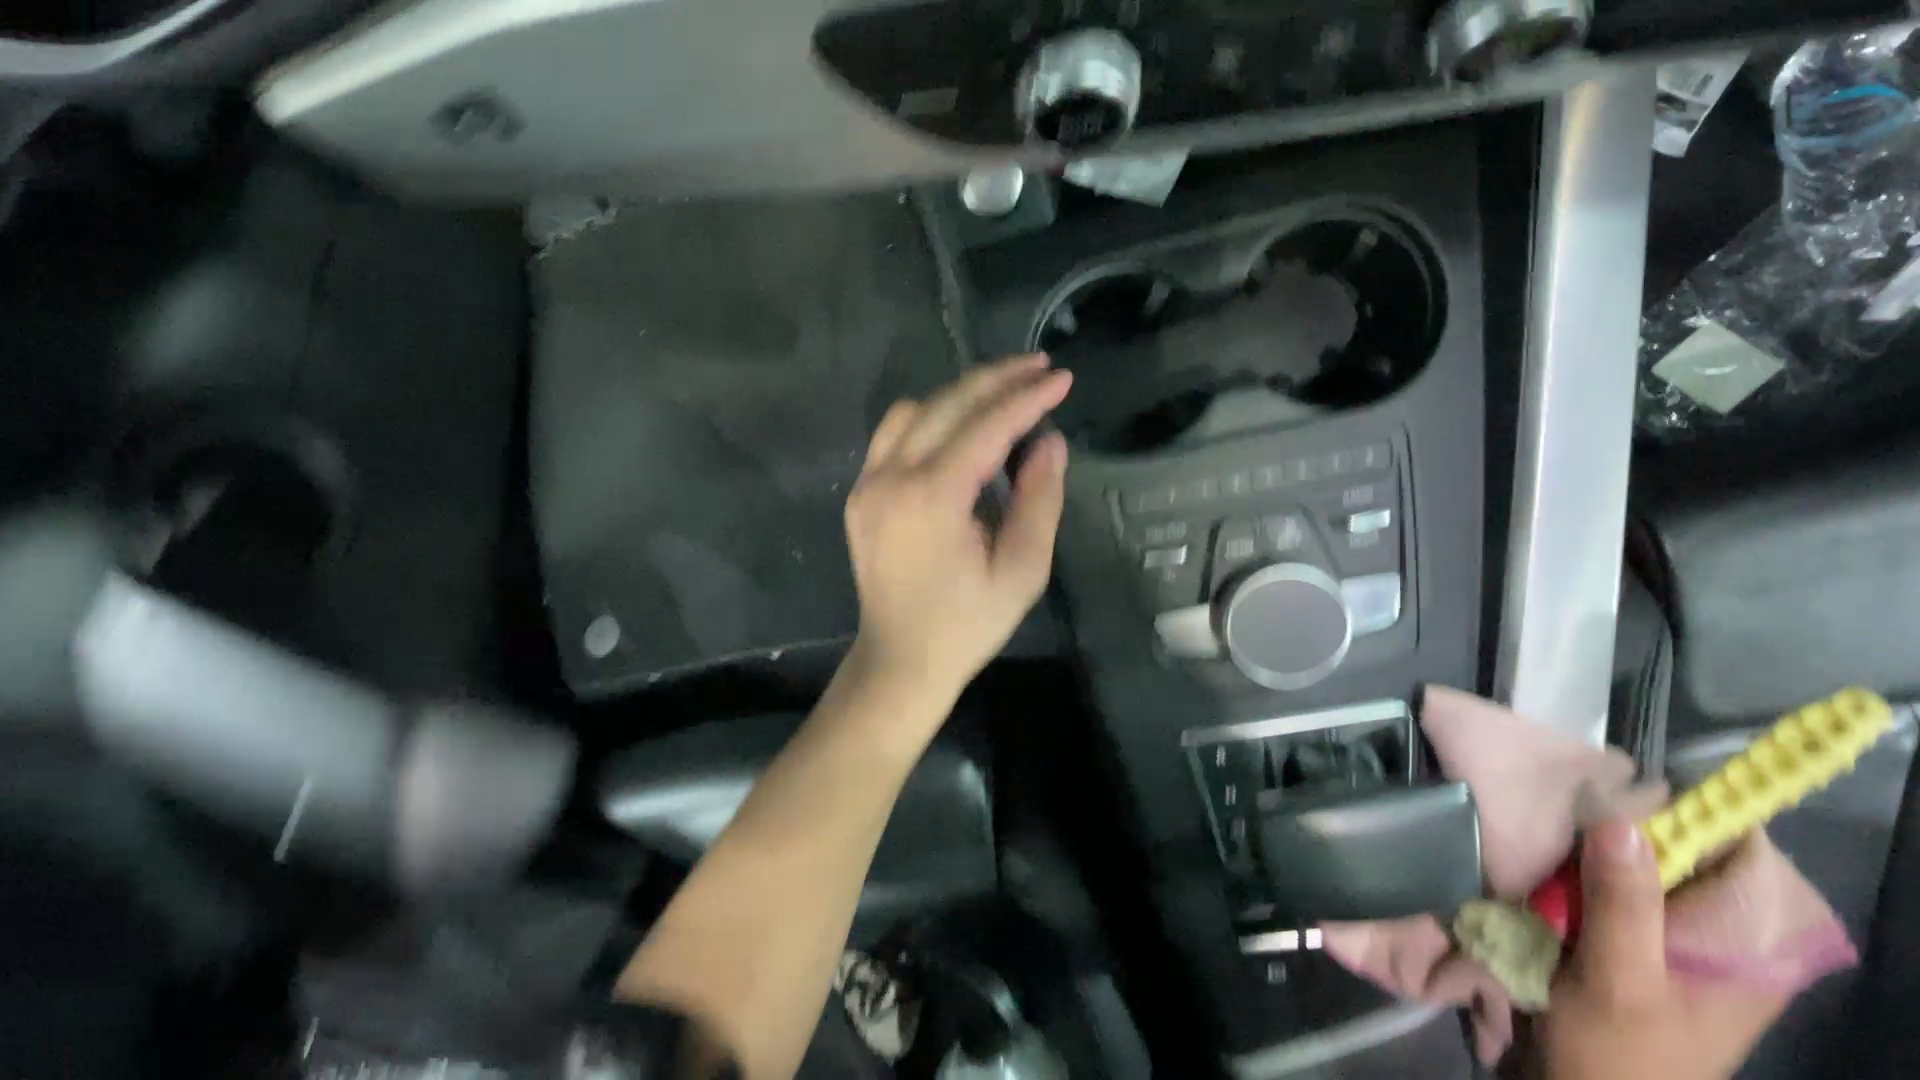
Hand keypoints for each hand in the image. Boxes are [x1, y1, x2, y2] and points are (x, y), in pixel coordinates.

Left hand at [843, 354, 1070, 706]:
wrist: (901, 660)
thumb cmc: (967, 624)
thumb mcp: (1022, 570)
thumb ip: (1040, 500)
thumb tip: (1049, 441)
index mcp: (932, 497)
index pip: (986, 426)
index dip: (1027, 397)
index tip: (1062, 377)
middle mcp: (892, 477)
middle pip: (947, 404)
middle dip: (997, 380)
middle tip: (1040, 367)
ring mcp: (868, 483)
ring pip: (914, 410)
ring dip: (960, 394)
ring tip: (1004, 394)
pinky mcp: (860, 493)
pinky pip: (893, 435)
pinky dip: (928, 417)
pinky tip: (958, 426)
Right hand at [1533, 822, 1788, 1079]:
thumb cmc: (1616, 1052)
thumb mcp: (1617, 979)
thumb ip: (1624, 902)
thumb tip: (1622, 820)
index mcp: (1750, 949)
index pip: (1747, 854)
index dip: (1695, 818)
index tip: (1629, 806)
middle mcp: (1733, 942)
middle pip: (1701, 858)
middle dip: (1641, 836)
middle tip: (1584, 830)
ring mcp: (1693, 948)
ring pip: (1661, 874)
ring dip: (1610, 859)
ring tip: (1566, 855)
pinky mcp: (1654, 953)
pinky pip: (1636, 897)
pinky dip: (1599, 882)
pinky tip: (1565, 886)